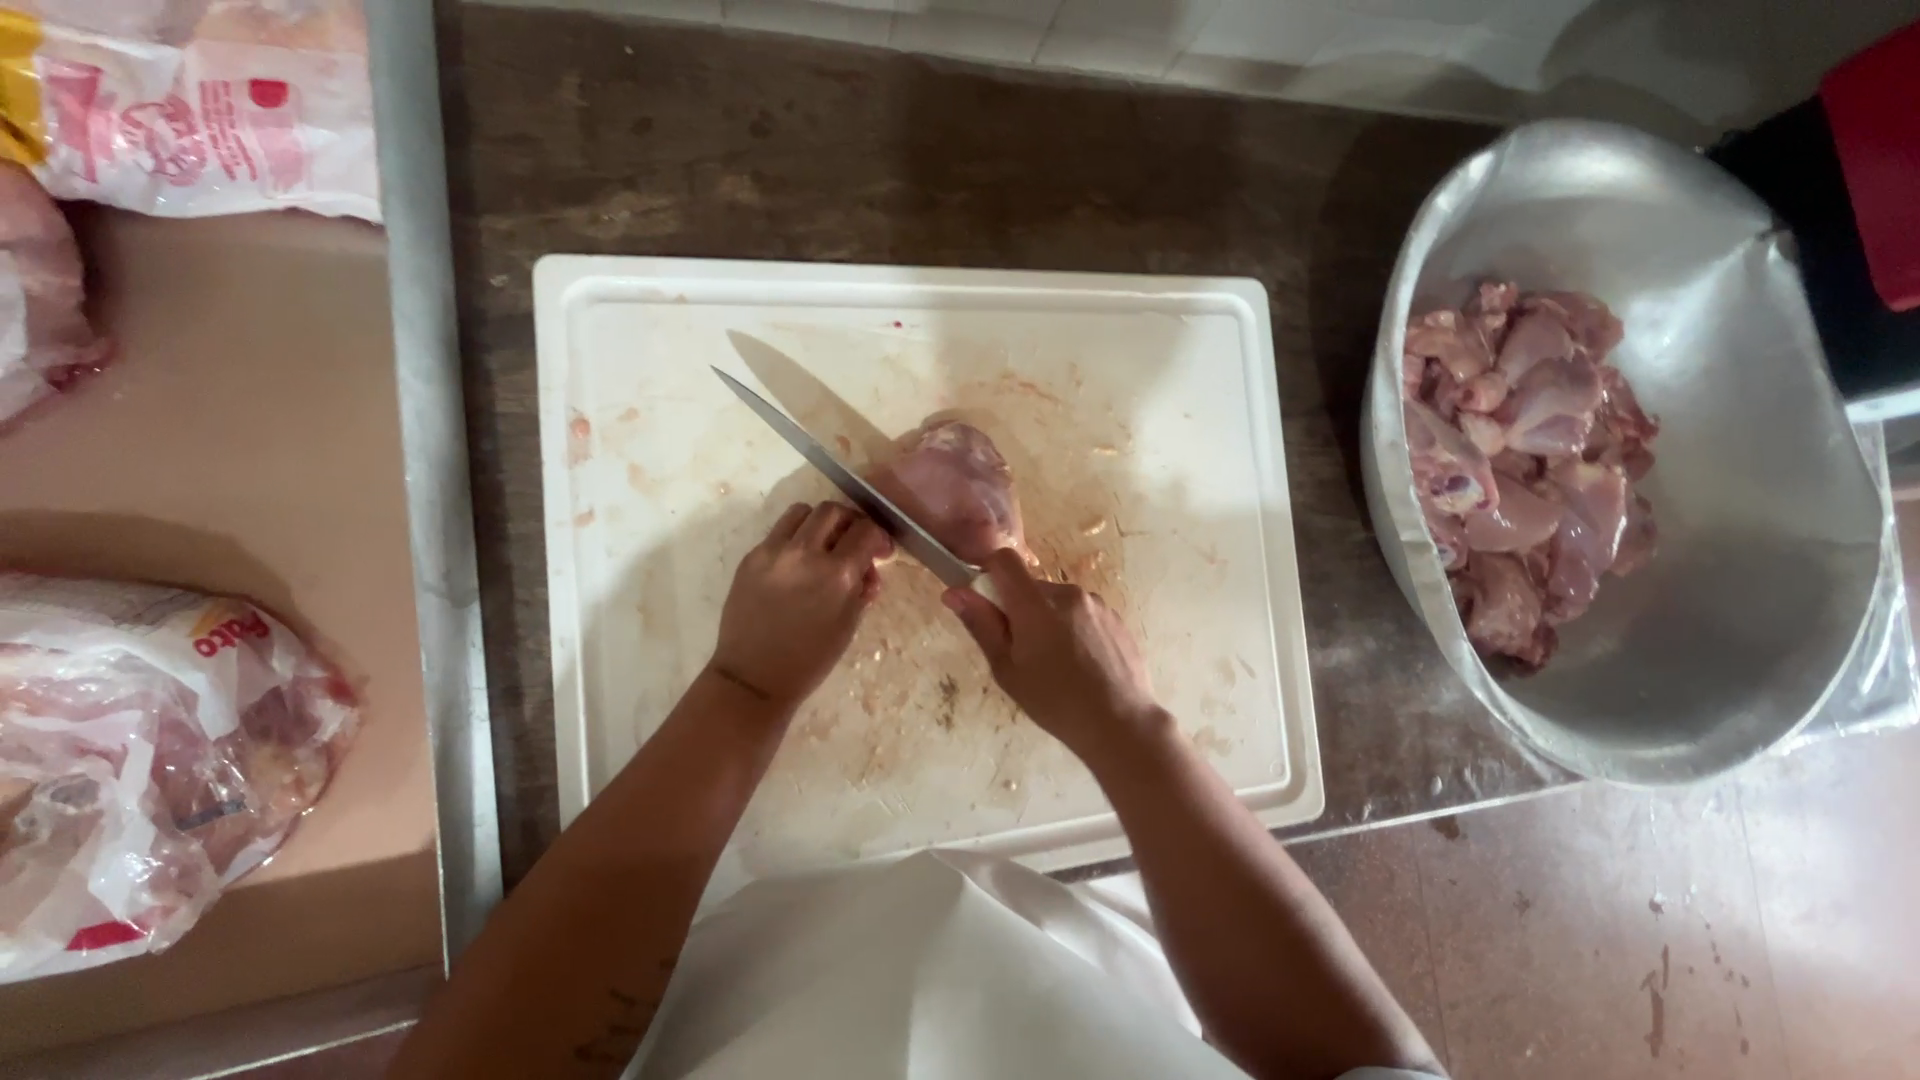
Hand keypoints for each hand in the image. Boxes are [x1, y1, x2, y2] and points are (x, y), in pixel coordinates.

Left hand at [709, 502, 893, 710]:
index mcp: (836, 574)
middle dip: (850, 522)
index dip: (879, 537)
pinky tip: (796, 564)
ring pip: (801, 512)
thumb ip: (861, 589)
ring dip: (819, 523)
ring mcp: (772, 553)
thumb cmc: (810, 659)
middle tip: (854, 541)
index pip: (866, 531)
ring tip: (822, 545)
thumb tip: (866, 570)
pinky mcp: (750, 558)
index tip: (880, 552)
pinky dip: (794, 539)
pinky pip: (777, 533)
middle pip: (833, 511)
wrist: (754, 677)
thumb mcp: (848, 625)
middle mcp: (804, 554)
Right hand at [942, 549, 1171, 766]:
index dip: (990, 574)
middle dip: (1021, 609)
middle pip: (1031, 585)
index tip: (989, 605)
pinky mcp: (1116, 617)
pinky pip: (1083, 613)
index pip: (1004, 559)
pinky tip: (1082, 665)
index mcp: (1036, 604)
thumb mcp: (1007, 669)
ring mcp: (1096, 604)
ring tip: (1058, 663)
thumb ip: (981, 625)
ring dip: (1049, 620)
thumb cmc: (1054, 702)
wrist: (1120, 723)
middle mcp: (1068, 593)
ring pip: (1058, 601)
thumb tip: (954, 593)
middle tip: (1024, 652)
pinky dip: (1074, 629)